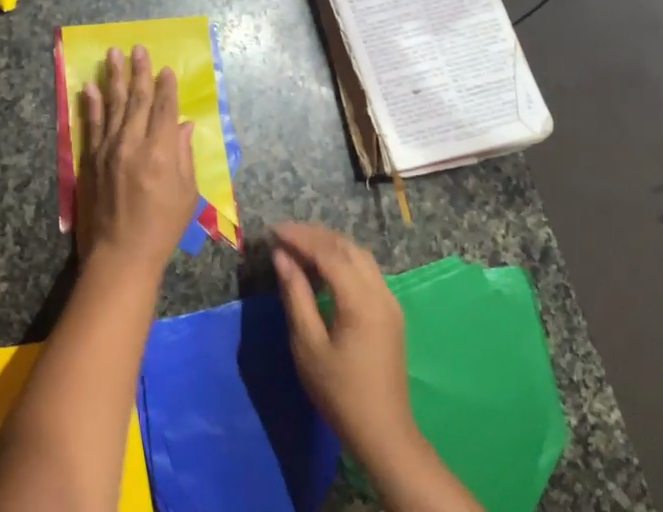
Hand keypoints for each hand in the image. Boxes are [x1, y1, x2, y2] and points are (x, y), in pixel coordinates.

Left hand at [76, 46, 197, 278]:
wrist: (121, 253)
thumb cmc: (162, 227)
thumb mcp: (187, 194)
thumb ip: (184, 156)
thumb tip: (184, 126)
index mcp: (162, 152)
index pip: (166, 109)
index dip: (167, 87)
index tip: (166, 68)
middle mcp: (134, 143)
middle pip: (138, 100)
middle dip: (139, 72)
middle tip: (138, 48)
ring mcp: (109, 149)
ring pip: (113, 105)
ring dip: (114, 78)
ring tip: (112, 54)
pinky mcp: (91, 158)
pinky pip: (91, 124)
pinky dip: (90, 104)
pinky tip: (89, 86)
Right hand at [272, 223, 417, 455]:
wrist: (382, 430)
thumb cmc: (339, 390)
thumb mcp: (308, 343)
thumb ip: (296, 294)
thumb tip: (281, 257)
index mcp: (361, 300)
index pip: (329, 253)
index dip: (300, 238)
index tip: (272, 231)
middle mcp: (381, 293)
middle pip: (348, 248)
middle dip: (315, 235)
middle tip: (282, 235)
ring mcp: (390, 303)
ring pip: (360, 257)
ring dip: (330, 246)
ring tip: (298, 247)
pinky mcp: (390, 313)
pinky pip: (366, 272)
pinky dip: (342, 261)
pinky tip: (322, 269)